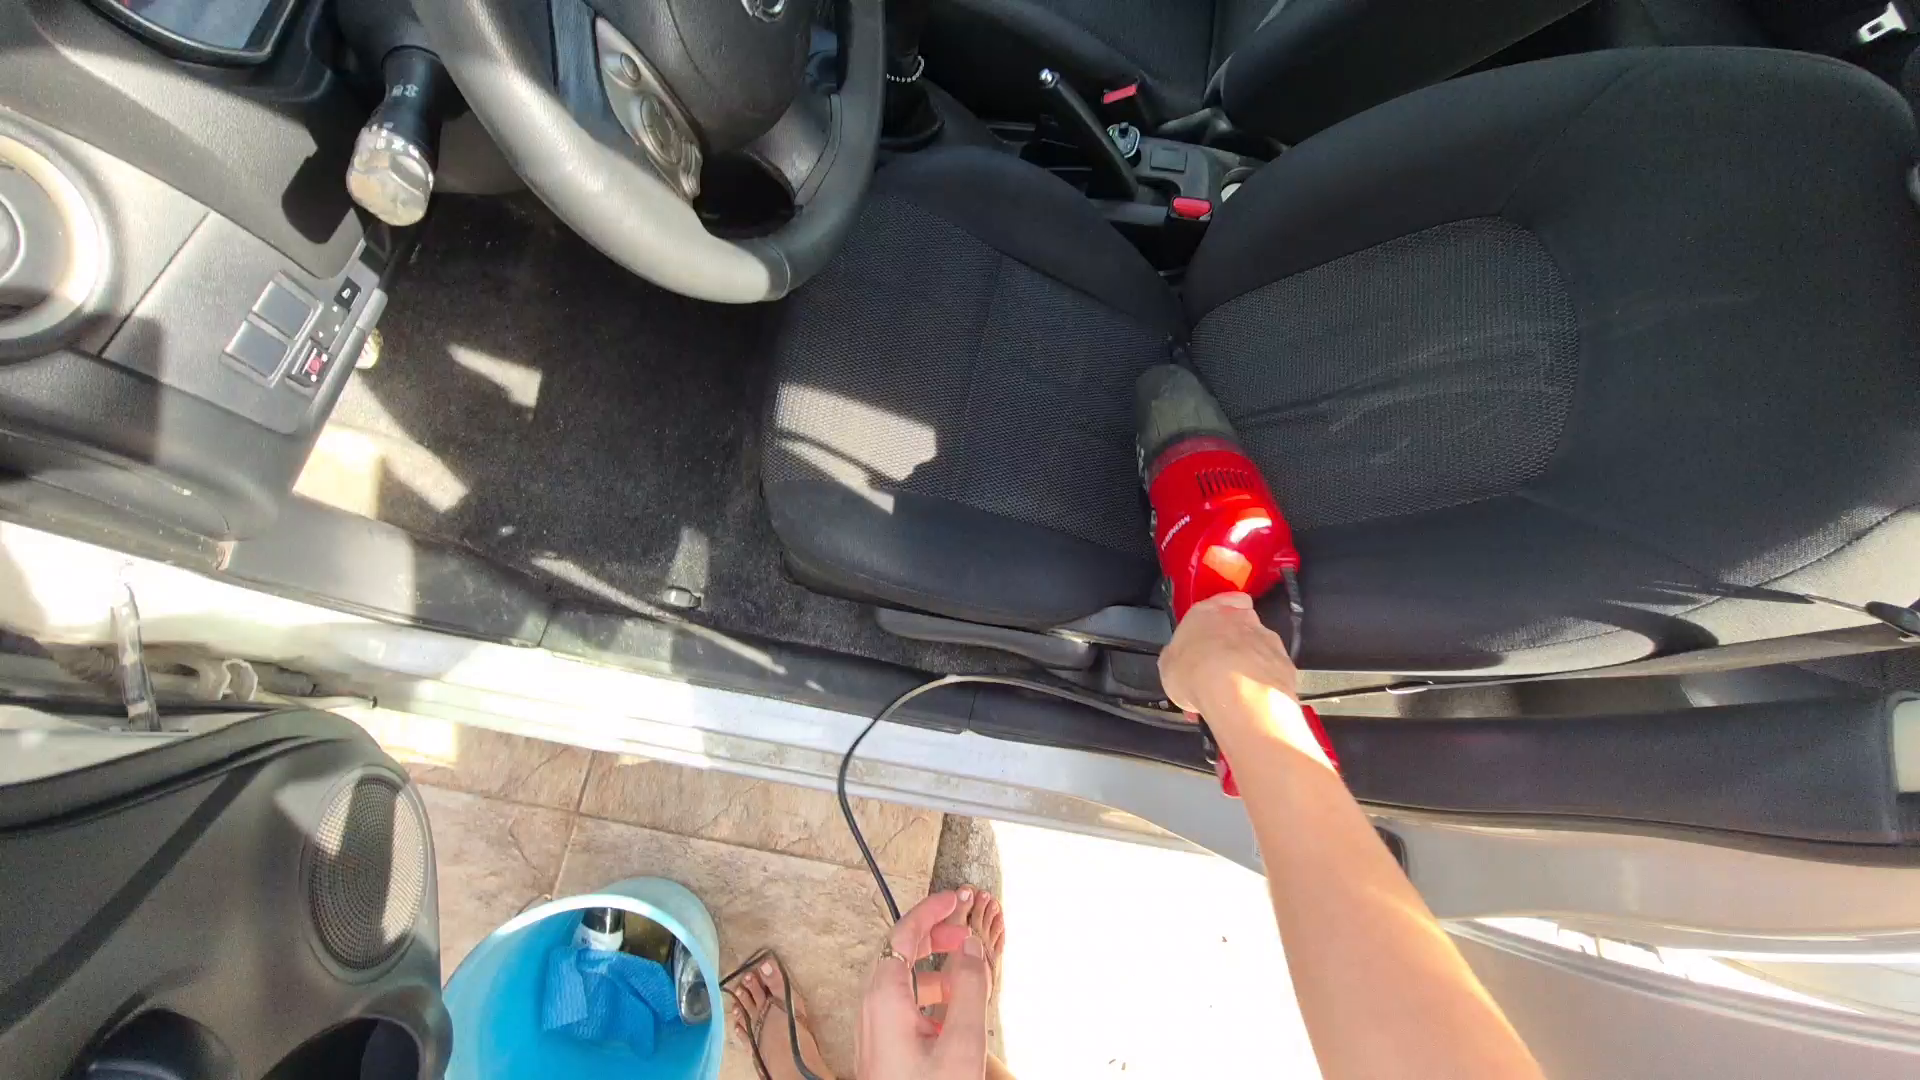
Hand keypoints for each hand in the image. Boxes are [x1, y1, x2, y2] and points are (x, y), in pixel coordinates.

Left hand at [857, 890, 991, 1079]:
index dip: (932, 909)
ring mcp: (875, 1027)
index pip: (904, 932)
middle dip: (935, 935)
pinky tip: (955, 1010)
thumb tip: (970, 947)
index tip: (955, 897)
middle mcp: (873, 1005)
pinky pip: (905, 1003)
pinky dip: (930, 993)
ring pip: (904, 978)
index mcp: (885, 996)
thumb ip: (968, 987)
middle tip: (964, 930)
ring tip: (967, 972)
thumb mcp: (959, 1043)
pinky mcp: (883, 1047)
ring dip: (935, 966)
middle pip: (901, 951)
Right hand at [1160, 592, 1323, 764]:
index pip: (1221, 599)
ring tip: (1234, 689)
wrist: (1236, 694)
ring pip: (1258, 648)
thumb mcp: (1168, 666)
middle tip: (1218, 665)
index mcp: (1208, 611)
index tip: (1209, 630)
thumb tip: (1175, 663)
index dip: (1218, 615)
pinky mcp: (1285, 664)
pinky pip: (1273, 671)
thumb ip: (1176, 656)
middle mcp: (1241, 619)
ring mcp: (1266, 640)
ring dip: (1249, 664)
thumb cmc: (1198, 672)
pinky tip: (1249, 699)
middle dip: (1233, 642)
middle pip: (1241, 624)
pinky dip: (1263, 682)